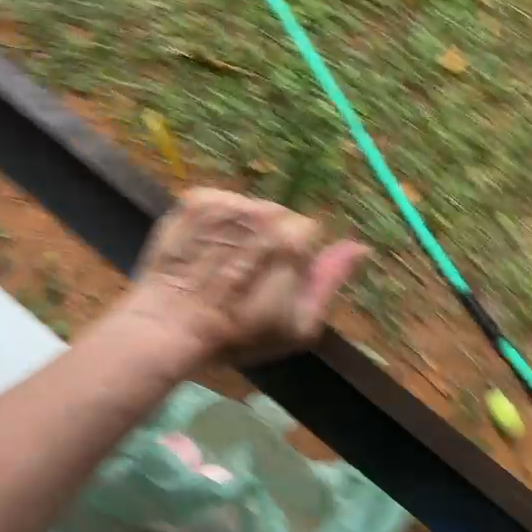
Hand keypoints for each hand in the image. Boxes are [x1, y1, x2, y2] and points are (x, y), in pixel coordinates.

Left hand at [119, 188, 366, 365]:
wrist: (171, 325)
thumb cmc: (240, 333)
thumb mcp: (299, 324)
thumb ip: (330, 280)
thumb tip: (360, 246)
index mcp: (292, 237)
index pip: (308, 232)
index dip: (295, 259)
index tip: (275, 283)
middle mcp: (261, 210)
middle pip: (277, 217)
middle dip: (269, 240)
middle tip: (245, 275)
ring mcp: (226, 202)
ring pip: (248, 208)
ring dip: (241, 229)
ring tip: (219, 263)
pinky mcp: (195, 198)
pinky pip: (217, 202)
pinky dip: (213, 220)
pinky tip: (202, 249)